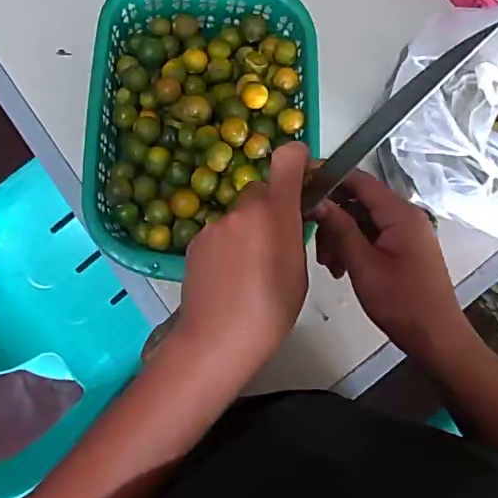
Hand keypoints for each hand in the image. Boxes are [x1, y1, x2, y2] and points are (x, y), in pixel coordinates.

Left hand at [170, 143, 311, 374]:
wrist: (217, 338)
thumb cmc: (270, 310)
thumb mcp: (298, 270)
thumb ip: (294, 234)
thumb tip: (290, 220)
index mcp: (273, 212)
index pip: (287, 159)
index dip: (297, 161)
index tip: (303, 176)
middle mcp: (240, 210)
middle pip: (259, 192)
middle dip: (270, 208)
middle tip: (278, 240)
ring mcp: (213, 225)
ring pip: (238, 216)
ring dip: (247, 230)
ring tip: (252, 270)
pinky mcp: (194, 242)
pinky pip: (218, 234)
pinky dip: (226, 246)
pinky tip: (229, 277)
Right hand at [310, 172, 477, 362]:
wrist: (435, 336)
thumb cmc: (400, 301)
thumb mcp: (362, 264)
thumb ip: (339, 228)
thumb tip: (316, 201)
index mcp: (400, 214)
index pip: (359, 180)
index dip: (328, 178)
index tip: (298, 187)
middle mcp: (404, 216)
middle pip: (357, 200)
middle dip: (330, 216)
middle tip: (310, 241)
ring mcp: (404, 231)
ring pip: (359, 219)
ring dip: (338, 235)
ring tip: (328, 264)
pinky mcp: (401, 246)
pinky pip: (369, 234)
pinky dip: (350, 246)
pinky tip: (340, 268)